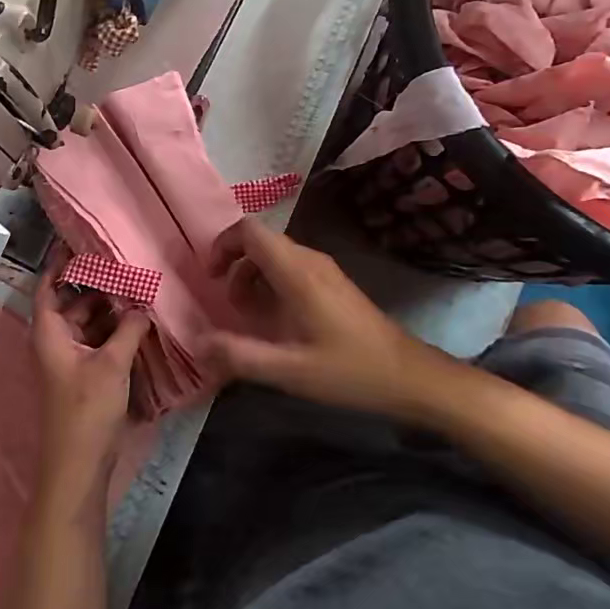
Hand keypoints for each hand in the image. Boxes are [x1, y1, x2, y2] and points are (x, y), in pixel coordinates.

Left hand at [31, 265, 148, 490]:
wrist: (79, 465)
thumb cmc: (86, 408)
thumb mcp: (111, 364)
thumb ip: (127, 330)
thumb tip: (142, 306)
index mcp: (49, 332)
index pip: (48, 287)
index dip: (60, 265)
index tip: (80, 242)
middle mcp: (56, 341)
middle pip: (72, 303)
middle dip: (96, 287)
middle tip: (125, 267)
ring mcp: (70, 360)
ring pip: (88, 324)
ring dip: (109, 311)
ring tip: (138, 291)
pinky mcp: (85, 377)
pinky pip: (98, 343)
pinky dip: (113, 333)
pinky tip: (138, 324)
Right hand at [204, 217, 463, 422]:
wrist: (412, 378)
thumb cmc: (350, 371)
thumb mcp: (289, 370)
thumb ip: (238, 355)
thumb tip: (197, 343)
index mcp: (296, 272)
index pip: (249, 230)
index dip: (222, 245)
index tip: (212, 277)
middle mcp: (309, 261)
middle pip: (259, 240)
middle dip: (235, 265)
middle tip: (231, 304)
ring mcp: (324, 270)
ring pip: (274, 254)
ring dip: (252, 277)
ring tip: (251, 316)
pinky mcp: (333, 283)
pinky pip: (290, 267)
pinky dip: (271, 284)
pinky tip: (277, 321)